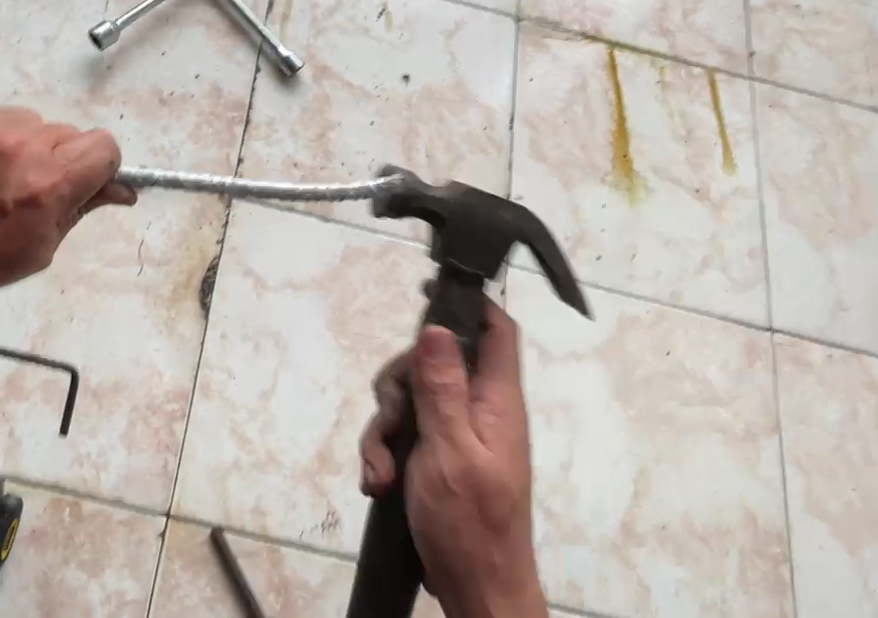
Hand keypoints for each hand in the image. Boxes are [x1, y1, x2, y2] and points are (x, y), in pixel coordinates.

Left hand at [0, 105, 134, 316]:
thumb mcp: (39, 249)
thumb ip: (81, 209)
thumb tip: (122, 189)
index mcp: (48, 184)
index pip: (104, 147)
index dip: (98, 165)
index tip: (82, 180)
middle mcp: (20, 147)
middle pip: (67, 133)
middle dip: (58, 158)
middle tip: (28, 187)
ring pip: (28, 120)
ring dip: (22, 144)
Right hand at [358, 303, 545, 617]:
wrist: (472, 591)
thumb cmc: (470, 523)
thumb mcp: (450, 451)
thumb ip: (442, 387)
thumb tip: (435, 327)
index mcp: (496, 400)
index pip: (495, 330)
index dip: (467, 302)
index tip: (426, 289)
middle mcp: (477, 408)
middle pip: (431, 360)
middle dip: (398, 385)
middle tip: (392, 418)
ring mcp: (454, 432)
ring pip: (407, 398)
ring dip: (385, 429)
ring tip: (384, 471)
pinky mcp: (435, 455)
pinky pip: (401, 433)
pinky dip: (385, 454)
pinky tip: (380, 482)